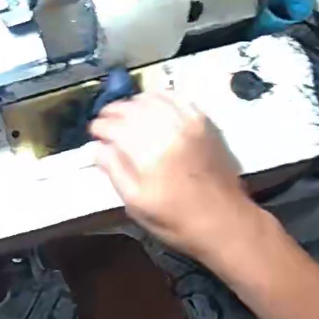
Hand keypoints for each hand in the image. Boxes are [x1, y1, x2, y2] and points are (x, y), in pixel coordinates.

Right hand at [88, 91, 263, 262]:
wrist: (224, 221)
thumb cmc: (177, 220)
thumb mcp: (137, 205)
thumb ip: (115, 172)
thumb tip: (99, 150)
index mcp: (149, 155)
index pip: (116, 127)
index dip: (100, 127)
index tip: (94, 132)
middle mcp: (168, 133)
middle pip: (133, 109)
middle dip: (114, 112)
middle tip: (105, 119)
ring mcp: (189, 125)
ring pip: (154, 100)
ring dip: (134, 102)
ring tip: (125, 111)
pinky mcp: (204, 124)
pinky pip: (179, 99)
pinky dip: (162, 97)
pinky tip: (153, 103)